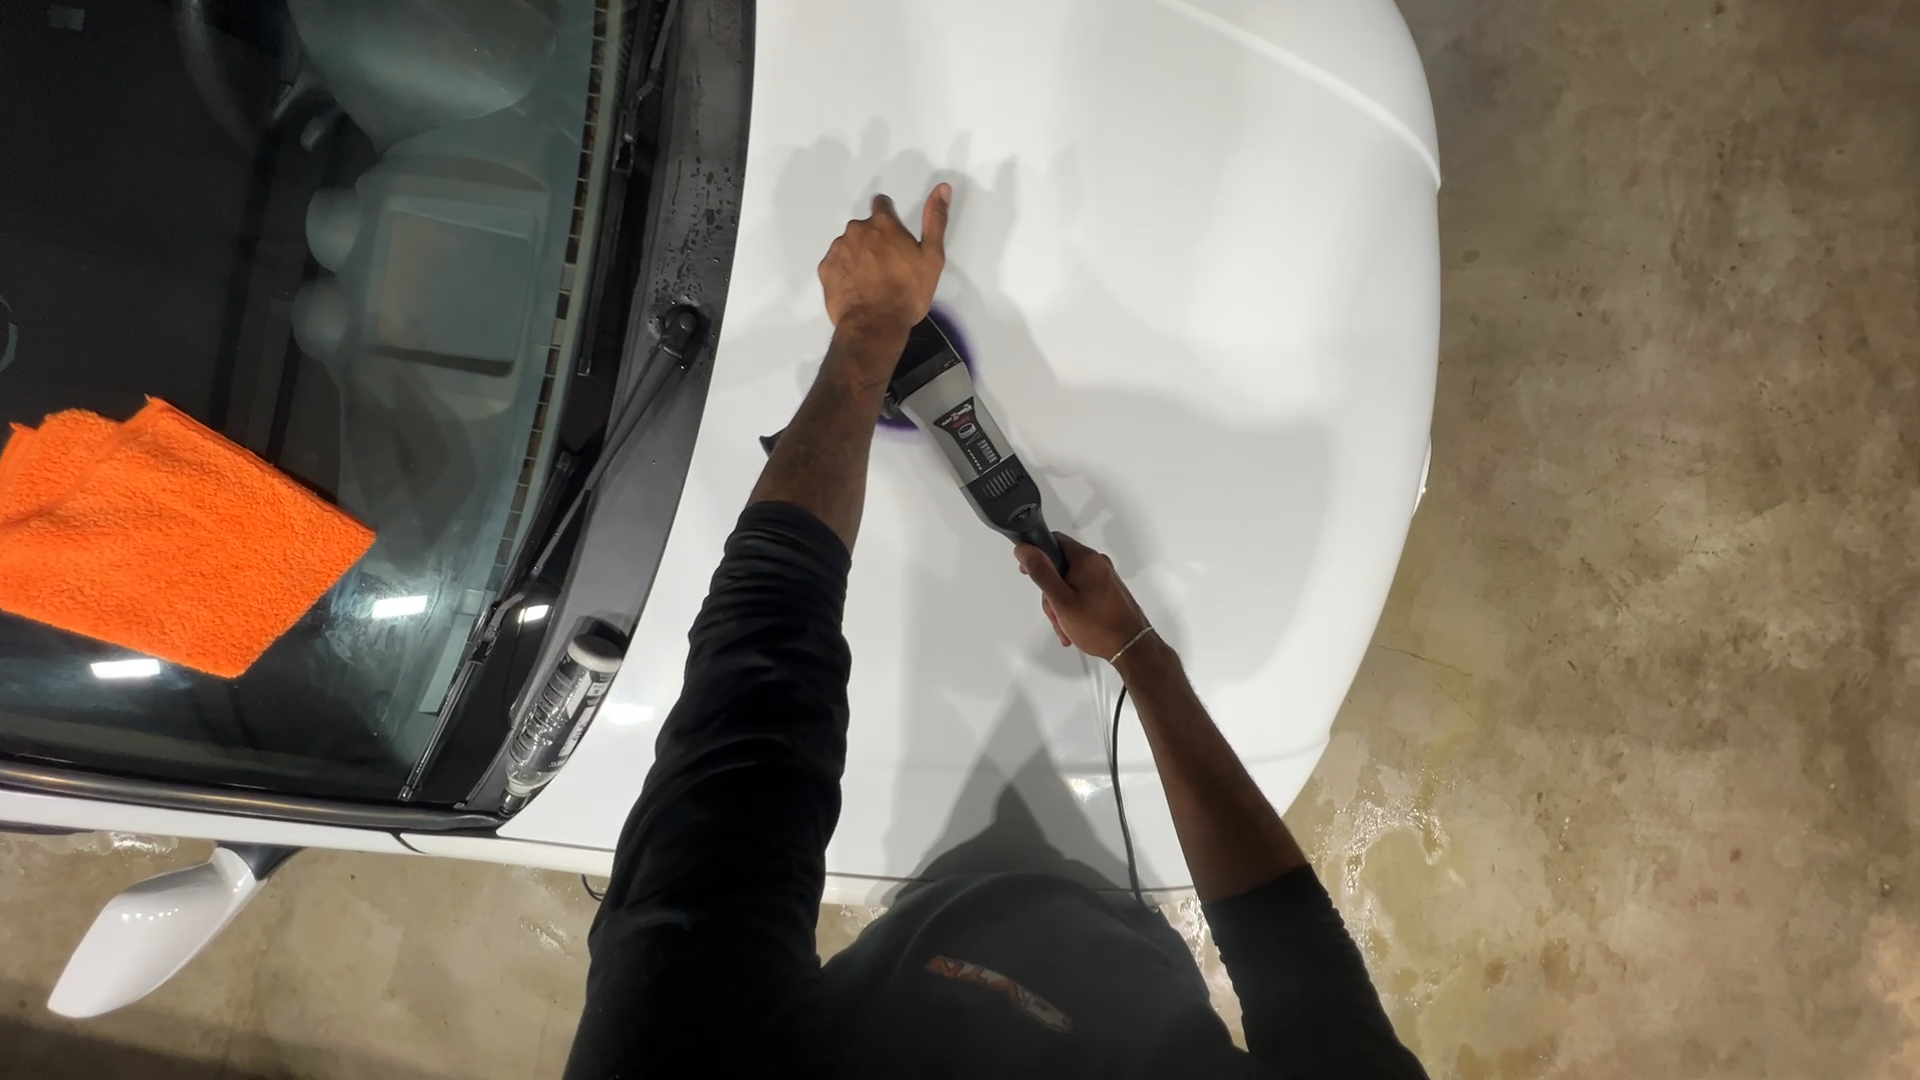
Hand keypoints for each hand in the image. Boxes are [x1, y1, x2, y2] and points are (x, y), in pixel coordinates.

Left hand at [818, 185, 950, 338]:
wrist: (875, 325)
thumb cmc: (907, 293)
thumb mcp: (931, 258)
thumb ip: (935, 220)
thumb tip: (942, 187)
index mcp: (883, 224)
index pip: (882, 204)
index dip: (888, 217)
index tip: (893, 235)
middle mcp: (857, 230)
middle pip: (865, 228)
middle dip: (873, 242)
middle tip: (885, 268)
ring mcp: (838, 249)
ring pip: (848, 246)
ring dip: (858, 257)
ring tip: (870, 282)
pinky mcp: (825, 270)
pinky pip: (835, 265)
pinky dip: (844, 273)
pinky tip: (856, 290)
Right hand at [1014, 533, 1151, 660]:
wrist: (1131, 647)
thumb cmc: (1097, 625)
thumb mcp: (1061, 600)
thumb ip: (1041, 572)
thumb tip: (1024, 549)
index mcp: (1086, 558)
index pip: (1053, 540)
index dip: (1036, 555)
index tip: (1029, 574)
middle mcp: (1097, 562)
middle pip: (1060, 565)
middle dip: (1050, 591)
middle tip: (1054, 613)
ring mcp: (1104, 576)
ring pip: (1069, 581)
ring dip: (1061, 604)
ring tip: (1064, 626)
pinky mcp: (1108, 589)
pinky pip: (1081, 591)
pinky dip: (1073, 607)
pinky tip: (1072, 627)